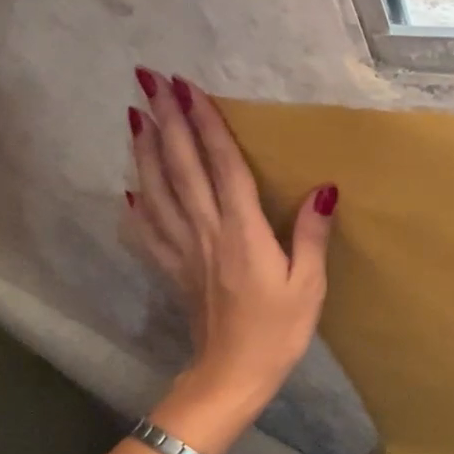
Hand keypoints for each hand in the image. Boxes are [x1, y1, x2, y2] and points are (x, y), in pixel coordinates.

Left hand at [123, 67, 333, 421]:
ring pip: (158, 190)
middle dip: (168, 121)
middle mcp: (207, 232)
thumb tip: (324, 188)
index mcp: (243, 232)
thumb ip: (311, 234)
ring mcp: (184, 250)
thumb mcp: (310, 285)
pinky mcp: (174, 270)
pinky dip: (136, 205)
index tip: (189, 87)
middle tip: (149, 80)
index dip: (206, 125)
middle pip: (182, 167)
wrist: (234, 373)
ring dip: (146, 150)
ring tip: (135, 116)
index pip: (223, 167)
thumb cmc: (280, 331)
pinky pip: (148, 231)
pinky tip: (129, 188)